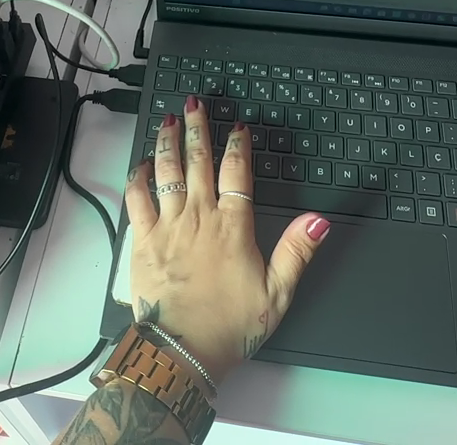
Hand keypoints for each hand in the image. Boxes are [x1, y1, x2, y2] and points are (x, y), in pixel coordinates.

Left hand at [122, 95, 328, 383]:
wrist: (183, 352)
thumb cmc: (229, 326)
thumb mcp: (277, 293)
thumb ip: (297, 251)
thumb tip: (318, 220)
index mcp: (232, 227)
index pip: (238, 173)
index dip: (238, 145)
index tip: (238, 126)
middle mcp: (199, 218)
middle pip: (198, 160)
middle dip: (197, 128)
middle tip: (194, 104)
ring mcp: (169, 226)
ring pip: (167, 171)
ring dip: (168, 142)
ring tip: (169, 120)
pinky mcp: (144, 240)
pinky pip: (138, 199)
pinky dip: (139, 177)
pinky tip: (143, 163)